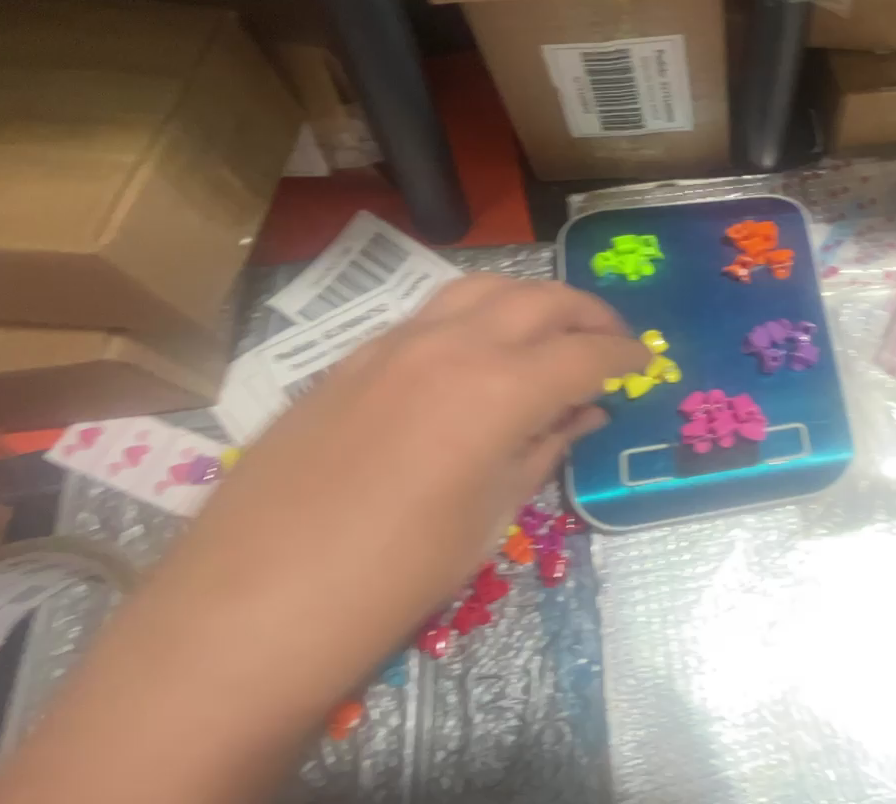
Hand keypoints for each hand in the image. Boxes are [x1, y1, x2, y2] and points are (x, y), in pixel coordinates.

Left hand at [177, 275, 646, 662]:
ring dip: (532, 300)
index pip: (587, 352)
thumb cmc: (394, 577)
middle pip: (542, 300)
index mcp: (500, 389)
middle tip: (611, 340)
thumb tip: (581, 414)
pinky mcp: (354, 358)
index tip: (645, 363)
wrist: (250, 608)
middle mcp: (454, 345)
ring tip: (551, 330)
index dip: (625, 355)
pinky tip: (478, 352)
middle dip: (589, 314)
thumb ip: (544, 449)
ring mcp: (396, 343)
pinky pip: (434, 312)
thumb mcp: (491, 516)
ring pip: (485, 287)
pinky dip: (477, 315)